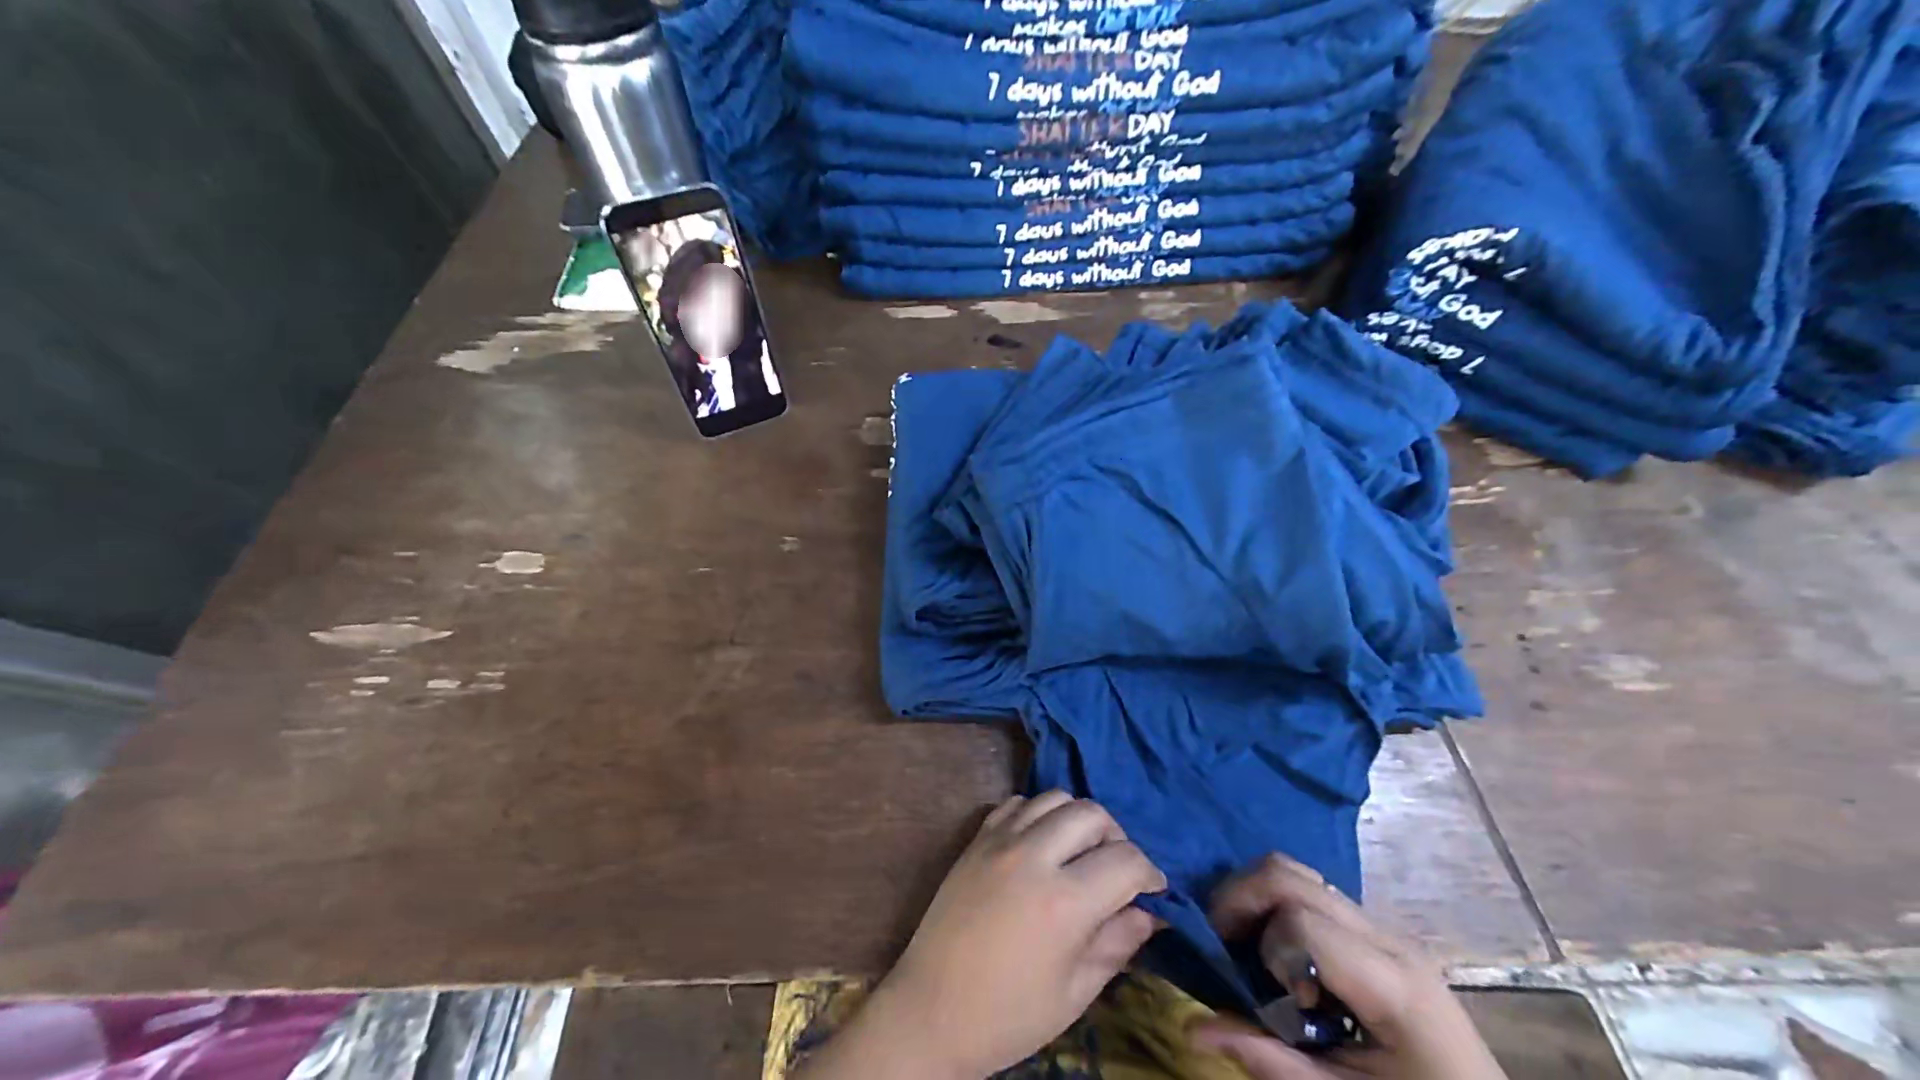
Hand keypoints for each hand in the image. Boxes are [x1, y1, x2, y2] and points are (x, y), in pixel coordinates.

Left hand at [797, 792, 1167, 1079]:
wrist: (932, 1010)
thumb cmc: (1009, 1015)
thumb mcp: (1075, 991)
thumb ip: (1117, 944)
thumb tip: (1150, 914)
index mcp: (1065, 902)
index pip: (1127, 860)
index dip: (1150, 874)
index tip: (1151, 891)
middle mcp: (1033, 856)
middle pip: (1092, 814)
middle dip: (1116, 838)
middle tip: (1115, 870)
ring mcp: (999, 841)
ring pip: (1054, 797)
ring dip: (1077, 819)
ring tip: (1078, 853)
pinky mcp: (976, 840)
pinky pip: (1016, 803)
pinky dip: (1037, 814)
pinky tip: (1039, 845)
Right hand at [1189, 854, 1506, 1079]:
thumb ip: (1272, 1062)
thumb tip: (1192, 1028)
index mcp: (1389, 982)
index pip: (1299, 919)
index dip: (1264, 946)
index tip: (1260, 993)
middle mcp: (1386, 938)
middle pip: (1289, 875)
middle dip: (1238, 898)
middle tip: (1220, 943)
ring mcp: (1383, 929)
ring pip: (1297, 872)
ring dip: (1254, 896)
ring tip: (1242, 942)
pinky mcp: (1376, 933)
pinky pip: (1313, 891)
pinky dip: (1276, 904)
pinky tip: (1276, 951)